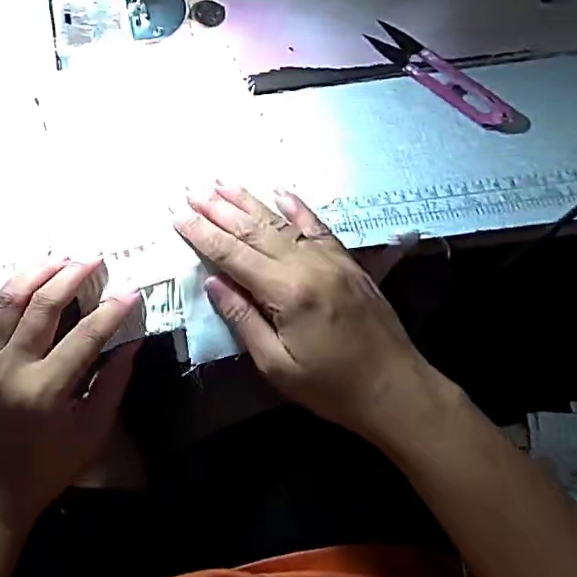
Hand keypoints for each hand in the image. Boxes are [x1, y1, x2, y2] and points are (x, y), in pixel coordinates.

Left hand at [0, 258, 142, 530]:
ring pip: (9, 300)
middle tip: (95, 259)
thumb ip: (112, 383)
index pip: (84, 336)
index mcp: (46, 390)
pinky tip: (29, 279)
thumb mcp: (90, 431)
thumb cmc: (49, 466)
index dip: (111, 311)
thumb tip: (131, 341)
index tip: (131, 291)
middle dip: (71, 276)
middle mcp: (12, 367)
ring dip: (36, 273)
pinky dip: (11, 291)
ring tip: (61, 258)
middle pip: (42, 306)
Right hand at [172, 185, 452, 443]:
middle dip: (219, 210)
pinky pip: (318, 228)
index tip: (178, 216)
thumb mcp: (275, 363)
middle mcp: (309, 267)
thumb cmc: (330, 387)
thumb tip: (213, 282)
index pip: (233, 255)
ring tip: (223, 184)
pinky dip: (298, 208)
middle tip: (192, 192)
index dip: (202, 235)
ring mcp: (332, 261)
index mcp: (287, 292)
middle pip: (255, 231)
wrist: (398, 391)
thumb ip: (243, 318)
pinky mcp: (348, 264)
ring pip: (283, 223)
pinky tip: (281, 192)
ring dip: (250, 202)